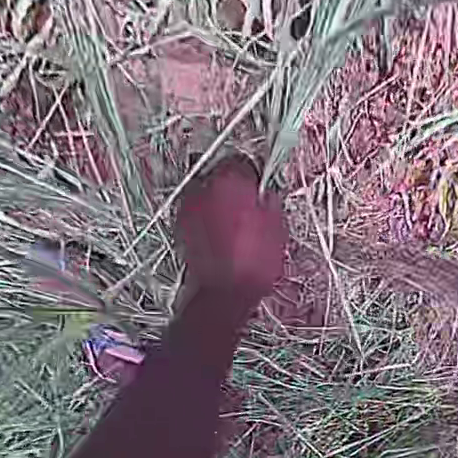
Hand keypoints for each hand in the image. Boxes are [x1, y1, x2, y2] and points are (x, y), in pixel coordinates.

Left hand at [174, 154, 287, 305]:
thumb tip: (267, 193)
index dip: (257, 174)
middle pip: (222, 175)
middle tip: (252, 205)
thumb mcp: (276, 227)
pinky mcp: (180, 226)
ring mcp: (188, 207)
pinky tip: (224, 237)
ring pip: (208, 194)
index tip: (263, 185)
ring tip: (238, 224)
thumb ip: (269, 200)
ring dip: (220, 203)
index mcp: (230, 180)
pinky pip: (198, 213)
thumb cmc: (249, 265)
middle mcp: (203, 187)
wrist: (223, 295)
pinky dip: (208, 219)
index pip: (244, 161)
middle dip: (236, 188)